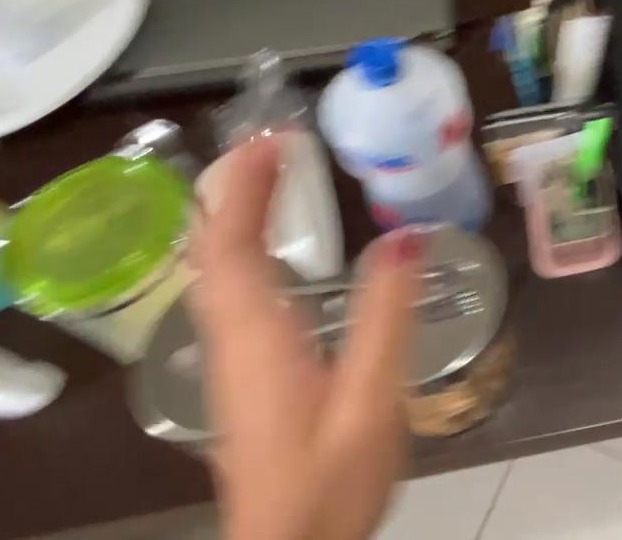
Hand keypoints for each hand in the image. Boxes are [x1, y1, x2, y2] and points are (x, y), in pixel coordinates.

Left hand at [190, 138, 422, 539]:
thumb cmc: (327, 481)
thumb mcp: (370, 399)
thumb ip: (387, 318)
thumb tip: (409, 239)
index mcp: (257, 337)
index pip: (233, 245)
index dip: (247, 187)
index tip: (275, 139)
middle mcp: (232, 339)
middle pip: (212, 251)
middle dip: (234, 189)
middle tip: (271, 144)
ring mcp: (232, 358)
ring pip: (215, 270)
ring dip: (234, 215)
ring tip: (268, 176)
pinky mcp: (243, 373)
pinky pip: (229, 290)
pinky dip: (242, 248)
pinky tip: (270, 249)